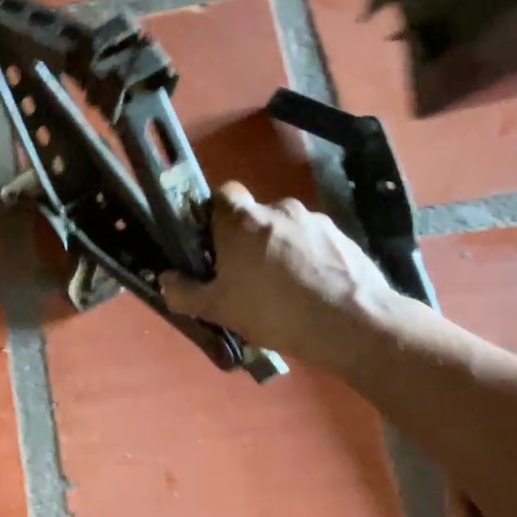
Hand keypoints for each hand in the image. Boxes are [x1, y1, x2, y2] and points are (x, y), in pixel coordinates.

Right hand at [161, 182, 407, 372]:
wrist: (351, 322)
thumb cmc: (272, 311)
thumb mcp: (216, 310)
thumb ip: (183, 292)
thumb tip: (166, 279)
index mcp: (242, 221)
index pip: (222, 194)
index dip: (213, 215)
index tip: (211, 243)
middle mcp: (279, 209)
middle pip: (254, 216)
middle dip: (246, 240)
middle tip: (242, 276)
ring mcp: (316, 221)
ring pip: (285, 230)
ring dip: (277, 250)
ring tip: (279, 289)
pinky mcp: (343, 237)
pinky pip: (312, 242)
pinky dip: (305, 260)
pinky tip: (307, 291)